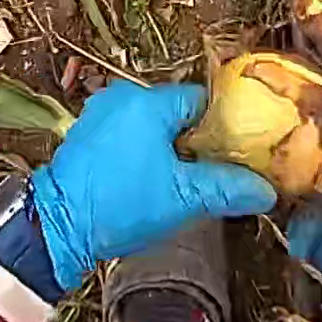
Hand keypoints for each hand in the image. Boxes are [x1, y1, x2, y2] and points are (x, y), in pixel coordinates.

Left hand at [32, 80, 277, 288]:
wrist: (56, 226)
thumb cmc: (121, 204)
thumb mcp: (181, 198)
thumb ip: (225, 187)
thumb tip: (266, 190)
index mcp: (150, 101)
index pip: (201, 100)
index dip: (218, 126)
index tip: (227, 153)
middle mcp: (125, 95)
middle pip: (177, 109)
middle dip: (192, 138)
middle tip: (203, 170)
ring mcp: (103, 109)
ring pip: (152, 120)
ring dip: (165, 143)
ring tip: (174, 177)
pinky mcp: (88, 128)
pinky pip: (128, 128)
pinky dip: (140, 144)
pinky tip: (143, 174)